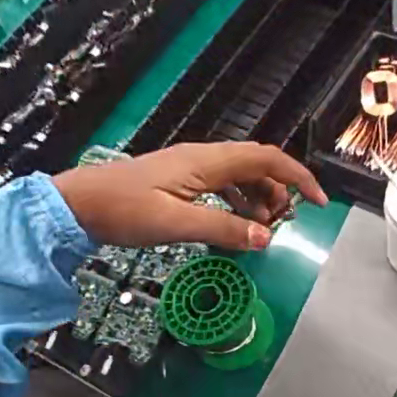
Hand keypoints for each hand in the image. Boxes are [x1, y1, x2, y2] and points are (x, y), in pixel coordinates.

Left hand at [53, 142, 328, 250]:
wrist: (79, 205)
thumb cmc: (123, 211)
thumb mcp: (175, 224)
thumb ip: (222, 230)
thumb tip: (265, 238)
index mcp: (206, 162)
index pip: (265, 159)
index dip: (297, 177)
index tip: (318, 202)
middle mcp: (202, 159)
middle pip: (255, 166)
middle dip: (278, 191)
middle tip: (284, 224)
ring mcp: (188, 169)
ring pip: (238, 177)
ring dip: (256, 199)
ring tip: (261, 230)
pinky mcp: (177, 182)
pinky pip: (219, 188)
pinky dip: (235, 205)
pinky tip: (232, 227)